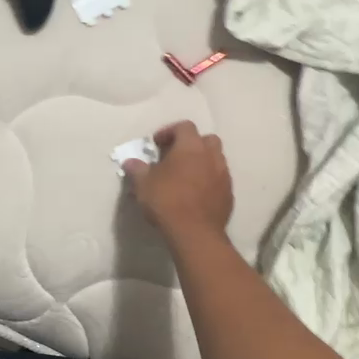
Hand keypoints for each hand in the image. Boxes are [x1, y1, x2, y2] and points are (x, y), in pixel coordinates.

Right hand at [123, 120, 233, 244]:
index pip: (184, 126)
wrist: (195, 232)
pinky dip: (209, 180)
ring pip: (215, 159)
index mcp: (190, 147)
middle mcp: (211, 156)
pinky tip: (196, 194)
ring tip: (185, 176)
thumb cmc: (166, 201)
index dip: (169, 131)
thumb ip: (137, 169)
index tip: (156, 144)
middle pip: (206, 139)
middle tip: (175, 157)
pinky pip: (219, 179)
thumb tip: (130, 162)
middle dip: (191, 144)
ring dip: (202, 162)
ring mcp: (224, 175)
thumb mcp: (143, 184)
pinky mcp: (228, 194)